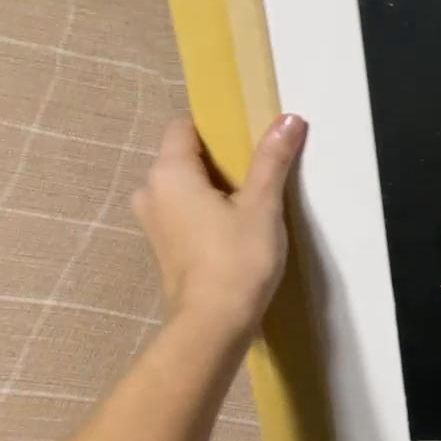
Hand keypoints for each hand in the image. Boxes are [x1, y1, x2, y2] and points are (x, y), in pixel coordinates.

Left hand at [132, 114, 307, 343]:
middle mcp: (150, 191)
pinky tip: (234, 230)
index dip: (216, 128)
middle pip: (184, 158)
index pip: (184, 128)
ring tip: (251, 204)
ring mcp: (152, 222)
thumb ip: (272, 159)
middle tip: (259, 174)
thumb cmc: (238, 258)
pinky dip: (206, 212)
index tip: (249, 141)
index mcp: (169, 173)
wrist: (214, 322)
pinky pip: (184, 213)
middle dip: (219, 161)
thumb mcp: (262, 205)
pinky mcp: (163, 247)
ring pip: (184, 188)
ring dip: (213, 189)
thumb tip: (289, 118)